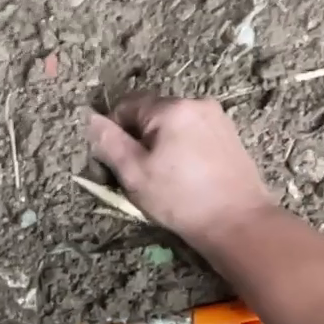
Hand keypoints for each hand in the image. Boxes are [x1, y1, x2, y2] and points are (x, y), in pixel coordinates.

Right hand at [86, 94, 277, 240]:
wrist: (235, 219)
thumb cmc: (178, 197)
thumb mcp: (133, 172)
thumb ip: (109, 142)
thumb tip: (88, 118)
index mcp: (171, 109)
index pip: (126, 106)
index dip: (113, 133)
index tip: (115, 162)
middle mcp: (197, 103)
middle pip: (150, 114)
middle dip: (136, 140)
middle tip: (136, 174)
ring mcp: (216, 117)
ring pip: (170, 125)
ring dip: (157, 145)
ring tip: (160, 177)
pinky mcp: (228, 134)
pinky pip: (190, 133)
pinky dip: (178, 149)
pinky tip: (182, 175)